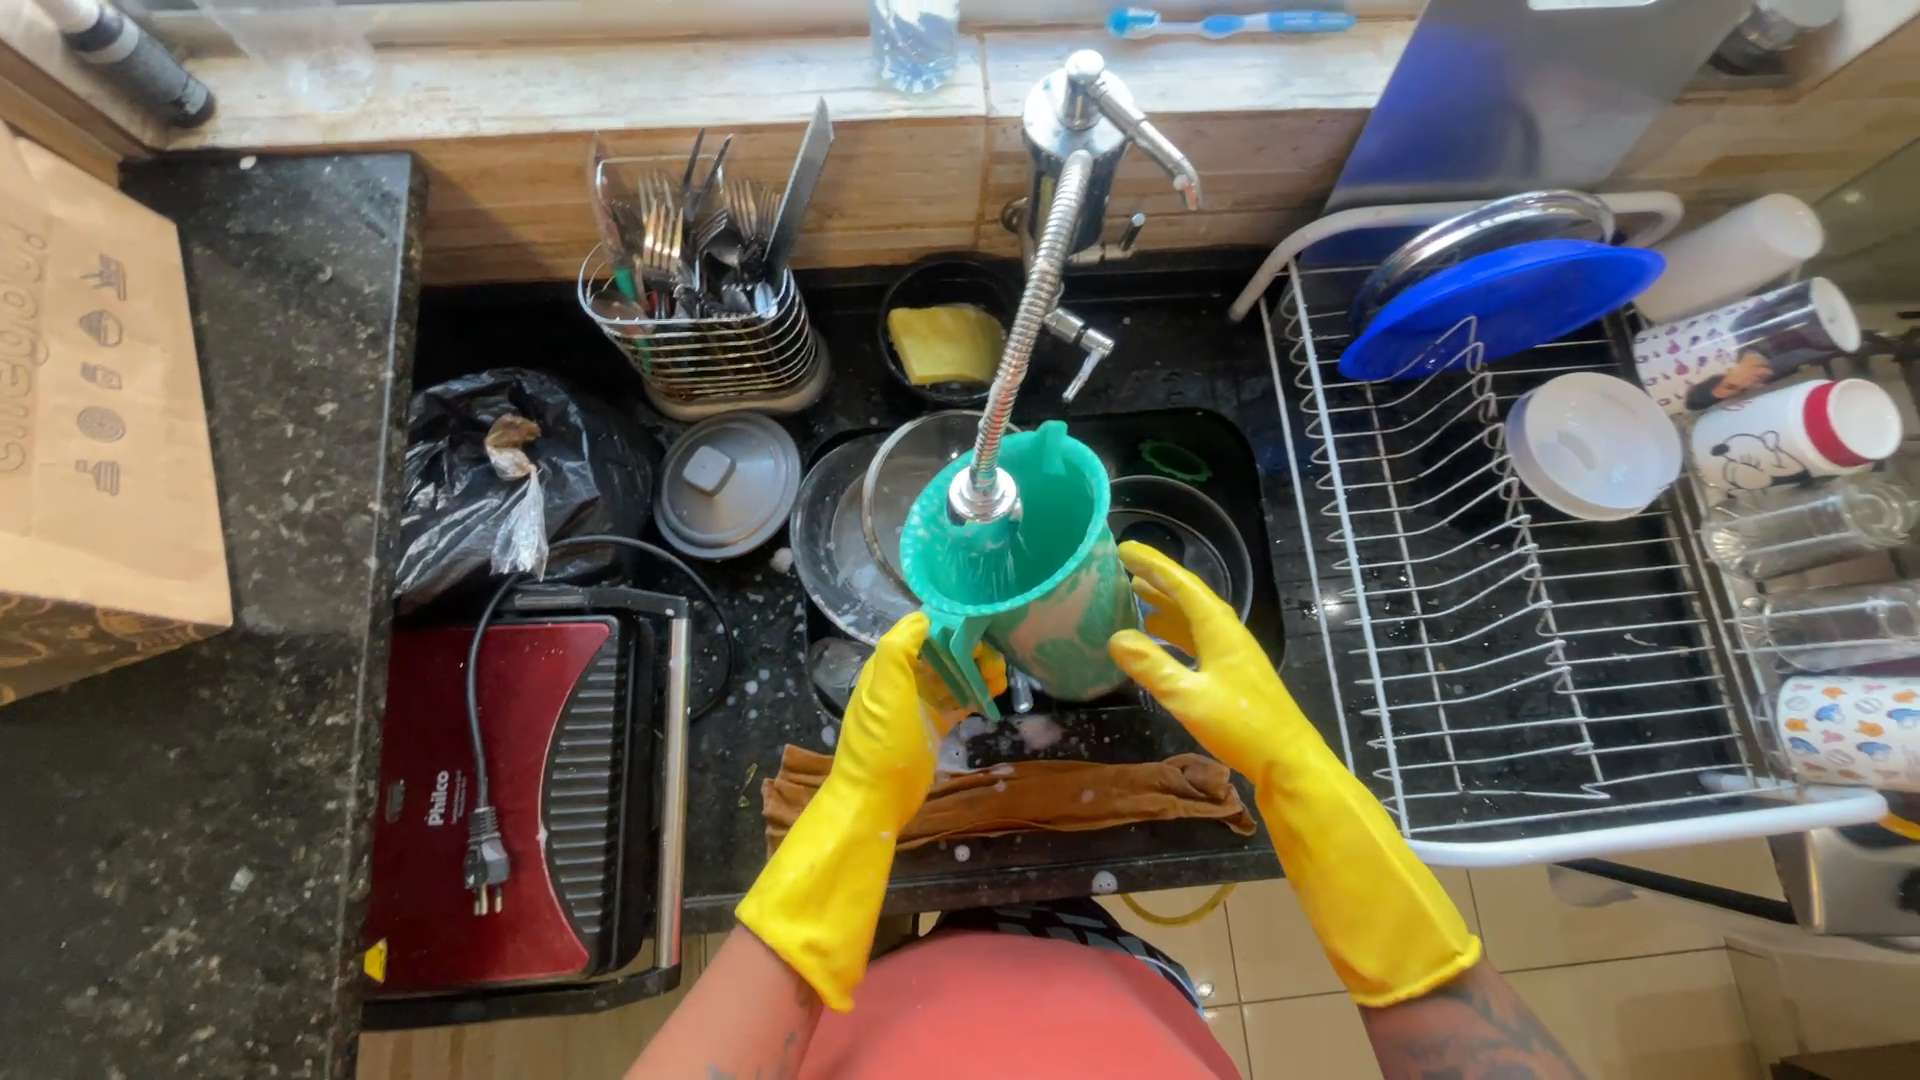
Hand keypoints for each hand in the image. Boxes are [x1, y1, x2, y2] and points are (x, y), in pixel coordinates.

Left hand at [736, 613, 1000, 1011]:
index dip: (948, 622)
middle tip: (995, 653)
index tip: (976, 624)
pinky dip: (976, 690)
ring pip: (951, 672)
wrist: (875, 800)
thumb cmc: (881, 744)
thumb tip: (926, 616)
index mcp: (888, 664)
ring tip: (1000, 673)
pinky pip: (957, 697)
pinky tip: (995, 690)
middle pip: (940, 648)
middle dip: (967, 645)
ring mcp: (919, 700)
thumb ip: (899, 649)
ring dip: (975, 667)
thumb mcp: (886, 692)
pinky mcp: (932, 722)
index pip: (920, 627)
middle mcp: (903, 677)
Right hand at [1108, 541, 1481, 1007]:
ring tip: (1134, 594)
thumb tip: (1115, 637)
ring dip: (1165, 604)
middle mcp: (1228, 634)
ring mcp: (1233, 654)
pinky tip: (1157, 639)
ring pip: (1193, 618)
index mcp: (1220, 630)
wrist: (1290, 763)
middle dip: (1157, 579)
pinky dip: (1173, 631)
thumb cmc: (1242, 727)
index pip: (1183, 585)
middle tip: (1123, 567)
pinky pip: (1197, 639)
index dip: (1154, 564)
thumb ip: (1152, 667)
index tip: (1124, 548)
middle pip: (1189, 596)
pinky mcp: (1233, 674)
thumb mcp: (1189, 697)